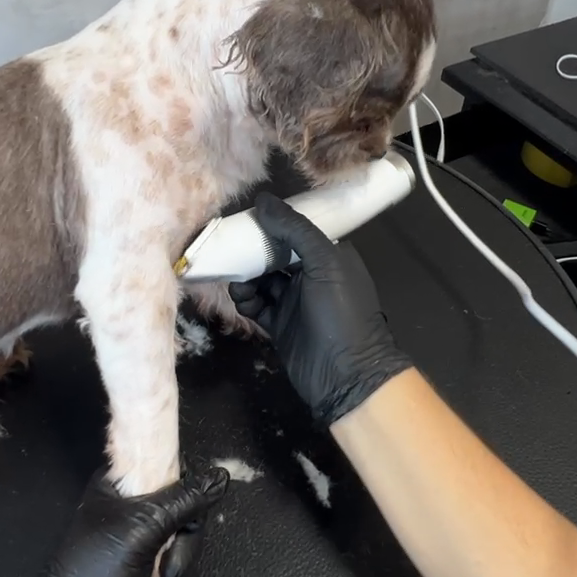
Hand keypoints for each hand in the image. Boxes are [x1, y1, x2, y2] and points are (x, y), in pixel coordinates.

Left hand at [0, 468, 228, 576]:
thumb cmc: (95, 574)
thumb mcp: (143, 529)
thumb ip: (185, 501)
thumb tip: (221, 476)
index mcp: (123, 484)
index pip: (174, 472)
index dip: (189, 499)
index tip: (186, 526)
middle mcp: (132, 507)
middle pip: (186, 515)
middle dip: (183, 551)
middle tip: (167, 573)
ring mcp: (138, 540)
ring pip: (184, 546)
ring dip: (180, 576)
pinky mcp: (142, 569)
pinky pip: (176, 570)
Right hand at [228, 193, 415, 425]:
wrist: (346, 376)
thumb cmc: (341, 312)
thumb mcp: (324, 263)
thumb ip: (295, 230)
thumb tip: (263, 200)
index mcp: (329, 255)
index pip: (296, 229)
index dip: (271, 221)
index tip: (245, 215)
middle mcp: (311, 274)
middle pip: (274, 252)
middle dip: (252, 249)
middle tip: (229, 245)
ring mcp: (294, 300)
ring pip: (261, 278)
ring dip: (246, 276)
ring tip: (237, 279)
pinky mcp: (279, 324)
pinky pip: (256, 304)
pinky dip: (246, 299)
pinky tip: (243, 298)